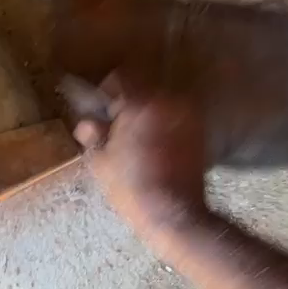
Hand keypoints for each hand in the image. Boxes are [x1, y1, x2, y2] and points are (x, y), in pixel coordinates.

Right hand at [72, 73, 210, 232]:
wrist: (174, 213)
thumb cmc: (132, 187)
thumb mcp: (101, 161)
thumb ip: (93, 134)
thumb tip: (88, 123)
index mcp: (141, 103)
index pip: (121, 76)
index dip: (106, 90)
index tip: (100, 108)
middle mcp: (169, 101)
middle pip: (143, 86)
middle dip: (128, 102)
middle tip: (115, 125)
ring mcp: (188, 115)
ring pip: (161, 101)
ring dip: (147, 112)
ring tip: (135, 138)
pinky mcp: (199, 131)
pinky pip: (175, 116)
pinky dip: (163, 123)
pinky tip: (154, 146)